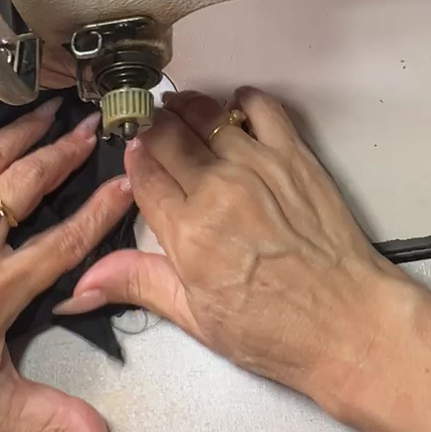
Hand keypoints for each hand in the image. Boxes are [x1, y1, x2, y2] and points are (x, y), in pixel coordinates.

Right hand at [59, 88, 422, 408]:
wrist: (348, 323)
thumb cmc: (276, 330)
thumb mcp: (197, 319)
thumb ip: (140, 283)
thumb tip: (83, 282)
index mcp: (188, 233)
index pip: (143, 173)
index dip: (133, 157)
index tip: (132, 152)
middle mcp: (217, 189)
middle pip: (167, 135)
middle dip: (153, 126)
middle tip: (153, 127)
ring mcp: (257, 165)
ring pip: (205, 114)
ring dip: (187, 108)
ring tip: (182, 110)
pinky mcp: (292, 153)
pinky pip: (260, 106)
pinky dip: (242, 101)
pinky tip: (235, 113)